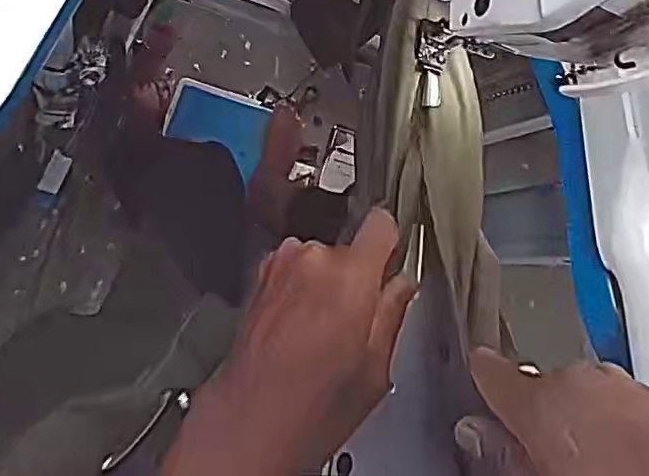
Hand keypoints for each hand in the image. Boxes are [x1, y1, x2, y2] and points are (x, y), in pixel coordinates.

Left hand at [162, 208, 418, 475]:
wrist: (246, 425)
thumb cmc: (305, 409)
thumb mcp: (373, 369)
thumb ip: (392, 311)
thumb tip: (402, 286)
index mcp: (351, 276)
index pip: (381, 223)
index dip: (390, 240)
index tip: (392, 258)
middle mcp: (314, 259)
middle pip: (350, 248)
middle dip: (354, 278)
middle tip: (352, 321)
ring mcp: (283, 263)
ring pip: (321, 259)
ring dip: (323, 283)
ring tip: (319, 331)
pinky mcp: (262, 275)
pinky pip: (294, 268)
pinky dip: (299, 289)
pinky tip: (297, 329)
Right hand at [456, 347, 648, 475]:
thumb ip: (503, 452)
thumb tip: (476, 433)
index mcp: (538, 401)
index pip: (492, 370)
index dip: (483, 373)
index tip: (479, 372)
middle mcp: (575, 379)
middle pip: (541, 383)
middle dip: (540, 409)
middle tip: (544, 450)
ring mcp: (615, 383)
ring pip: (580, 386)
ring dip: (577, 410)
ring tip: (585, 456)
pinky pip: (615, 395)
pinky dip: (609, 413)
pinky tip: (615, 450)